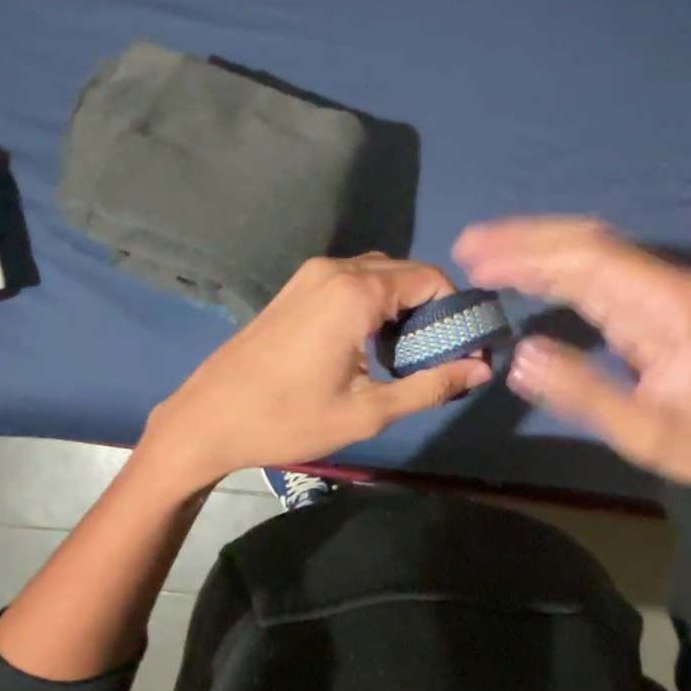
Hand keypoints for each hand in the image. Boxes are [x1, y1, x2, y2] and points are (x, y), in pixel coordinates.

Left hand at [140, 254, 492, 487]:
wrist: (208, 419)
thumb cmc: (289, 420)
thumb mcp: (369, 411)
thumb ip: (430, 386)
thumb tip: (482, 369)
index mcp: (356, 292)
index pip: (430, 278)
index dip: (455, 311)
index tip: (463, 350)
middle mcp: (335, 270)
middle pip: (405, 272)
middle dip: (431, 309)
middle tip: (438, 357)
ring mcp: (310, 276)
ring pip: (377, 275)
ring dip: (401, 306)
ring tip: (405, 356)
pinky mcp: (294, 288)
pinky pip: (350, 282)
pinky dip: (373, 304)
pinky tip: (369, 346)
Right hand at [454, 217, 690, 485]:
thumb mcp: (644, 434)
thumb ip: (583, 394)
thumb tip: (519, 355)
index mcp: (667, 306)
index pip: (590, 260)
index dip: (529, 253)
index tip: (477, 257)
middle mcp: (666, 284)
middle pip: (589, 243)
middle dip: (526, 240)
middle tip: (468, 245)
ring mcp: (661, 292)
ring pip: (592, 253)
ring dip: (538, 249)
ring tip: (483, 254)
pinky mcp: (653, 306)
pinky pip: (599, 275)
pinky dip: (556, 270)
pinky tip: (526, 275)